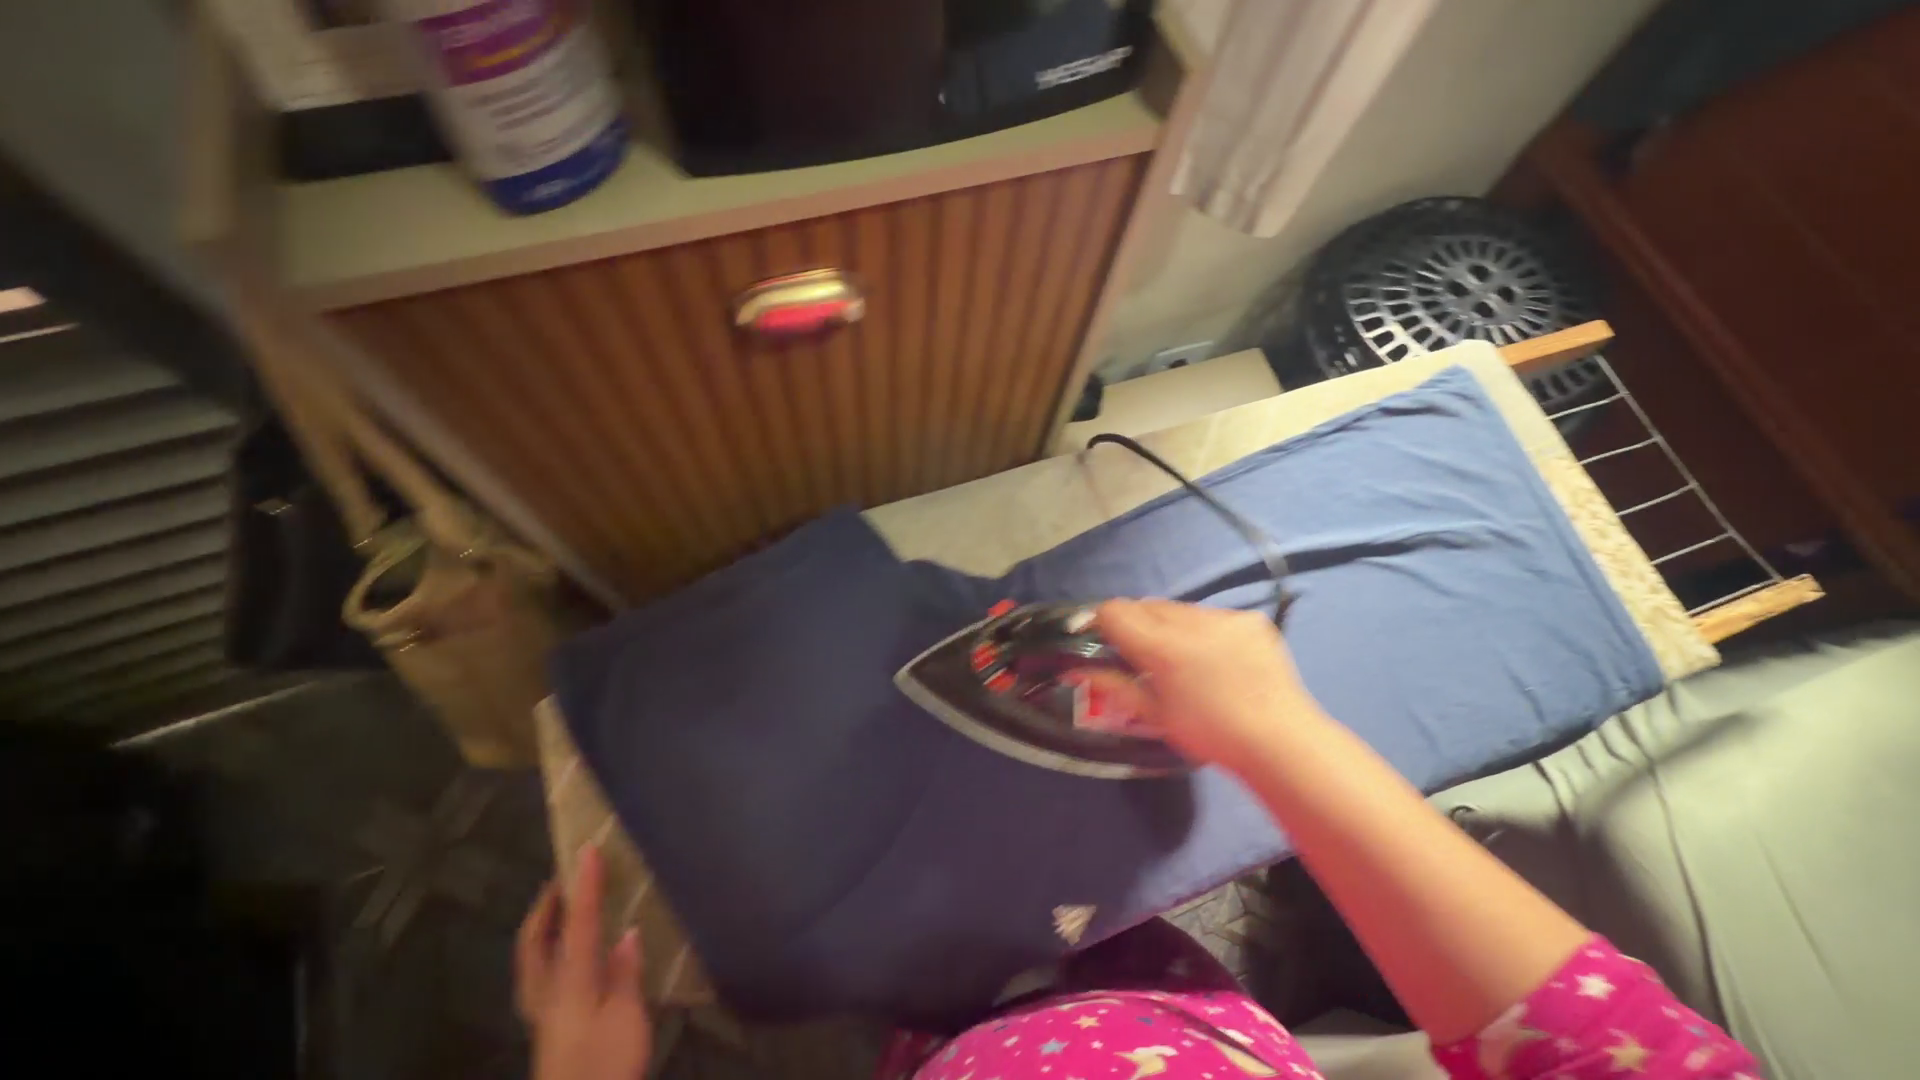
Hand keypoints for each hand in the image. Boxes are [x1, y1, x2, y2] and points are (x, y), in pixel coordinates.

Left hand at [516, 846, 651, 1079]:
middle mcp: (549, 993)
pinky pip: (542, 978)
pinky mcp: (550, 1032)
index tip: (587, 849)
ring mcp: (545, 1015)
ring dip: (542, 929)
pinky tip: (571, 960)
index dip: (584, 885)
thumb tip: (627, 932)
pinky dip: (550, 954)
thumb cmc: (606, 1067)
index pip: (577, 924)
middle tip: (563, 878)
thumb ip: (625, 975)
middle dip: (545, 907)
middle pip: (535, 942)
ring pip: (533, 961)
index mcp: (571, 983)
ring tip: (561, 910)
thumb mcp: (627, 1021)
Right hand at [1085, 599, 1323, 774]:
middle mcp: (1191, 622)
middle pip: (1146, 605)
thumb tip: (1074, 670)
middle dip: (1137, 624)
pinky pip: (1212, 616)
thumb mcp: (1155, 715)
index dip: (1101, 622)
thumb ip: (1112, 686)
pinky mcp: (1250, 620)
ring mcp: (1225, 617)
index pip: (1114, 611)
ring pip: (1179, 610)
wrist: (1280, 740)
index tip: (1101, 640)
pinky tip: (1216, 660)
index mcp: (1162, 648)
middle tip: (1142, 657)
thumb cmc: (1210, 733)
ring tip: (1183, 661)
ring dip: (1170, 626)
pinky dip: (1204, 631)